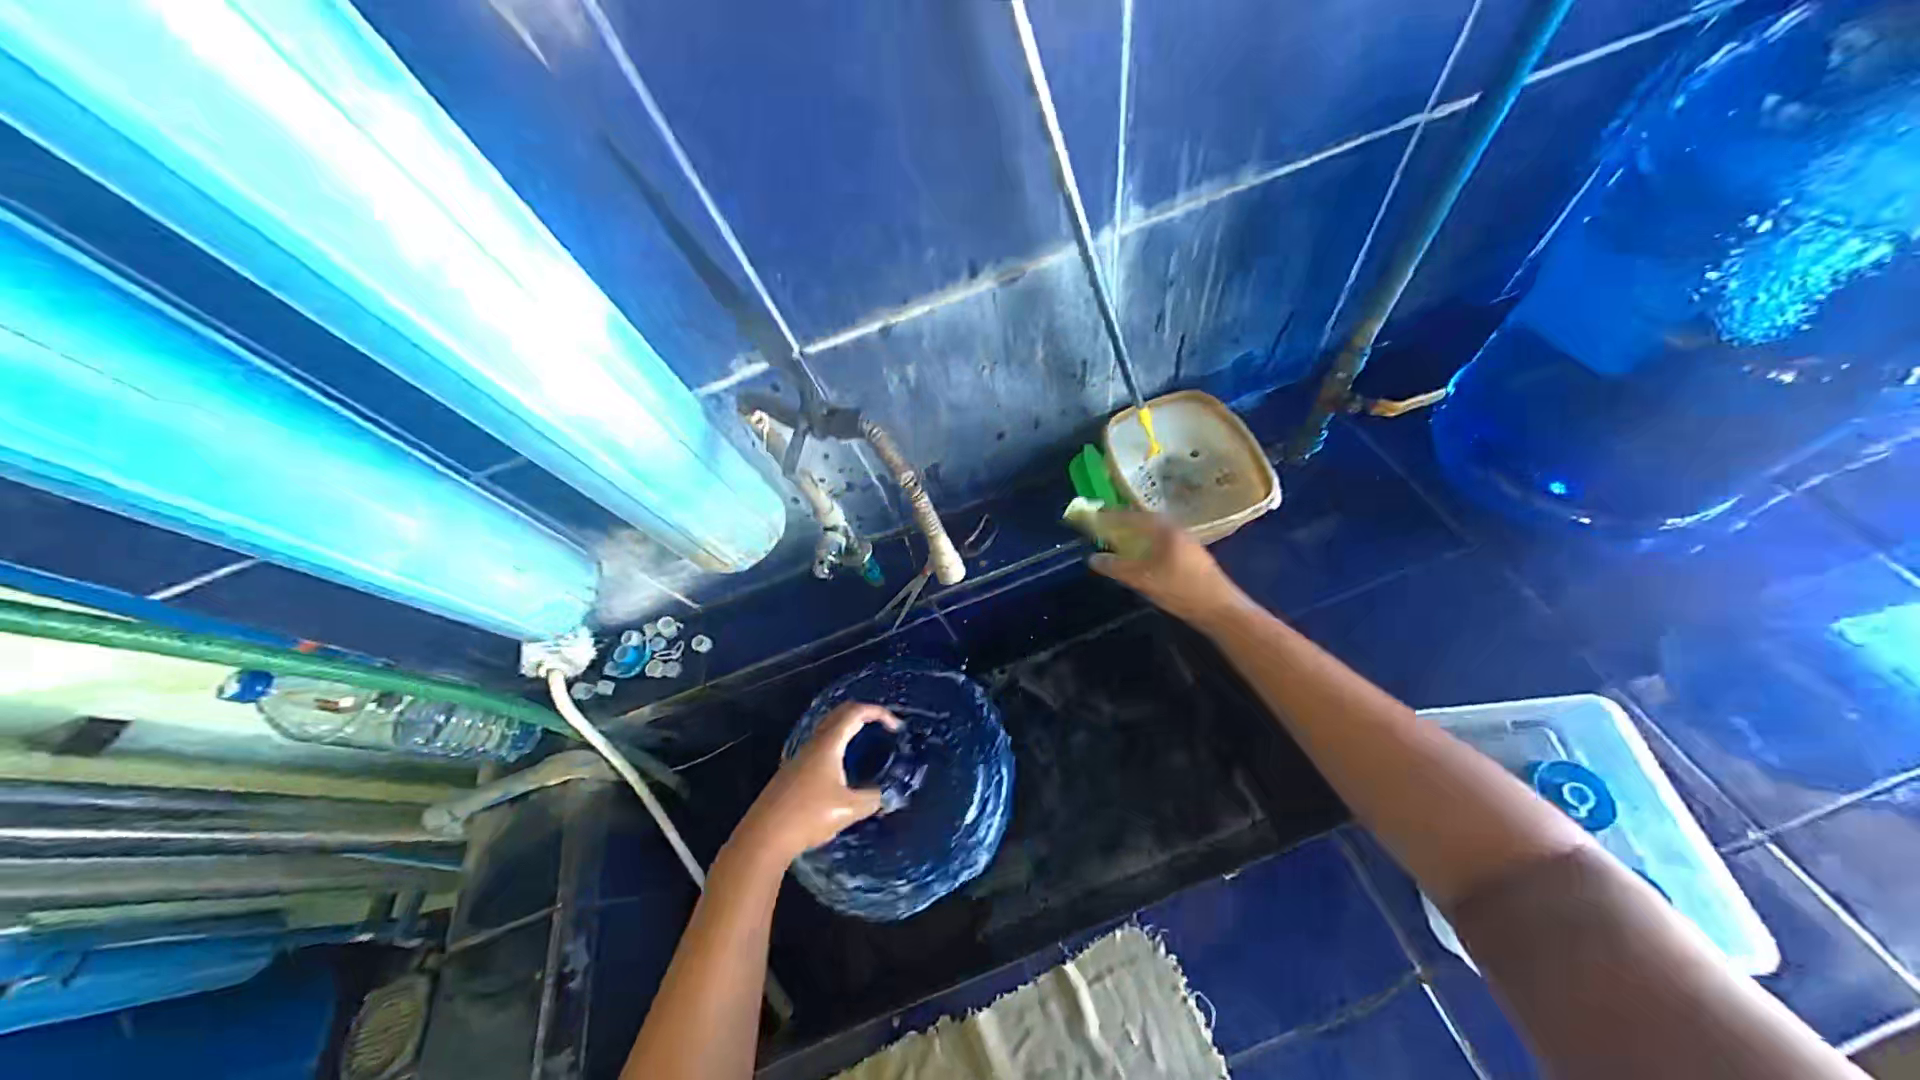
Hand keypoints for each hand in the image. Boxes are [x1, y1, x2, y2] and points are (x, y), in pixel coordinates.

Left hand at [731, 702, 900, 863]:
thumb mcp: (849, 809)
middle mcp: (813, 744)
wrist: (764, 837)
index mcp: (828, 744)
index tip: (897, 726)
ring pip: (828, 729)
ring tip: (867, 741)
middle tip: (883, 725)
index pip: (855, 712)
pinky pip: (821, 745)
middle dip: (864, 713)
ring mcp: (800, 757)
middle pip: (840, 714)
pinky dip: (838, 743)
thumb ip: (872, 799)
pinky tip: (843, 766)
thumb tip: (886, 796)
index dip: (879, 712)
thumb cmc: (808, 816)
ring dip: (849, 728)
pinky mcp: (793, 772)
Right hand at [1088, 510, 1250, 626]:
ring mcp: (1188, 544)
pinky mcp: (1193, 558)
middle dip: (1125, 525)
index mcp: (1166, 529)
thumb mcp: (1143, 580)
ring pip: (1156, 534)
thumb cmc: (1181, 590)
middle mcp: (1178, 530)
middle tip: (1106, 529)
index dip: (1112, 517)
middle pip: (1146, 522)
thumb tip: (1093, 559)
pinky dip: (1148, 547)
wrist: (1221, 610)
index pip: (1133, 516)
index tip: (1096, 517)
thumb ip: (1116, 568)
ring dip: (1137, 537)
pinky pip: (1164, 544)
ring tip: (1120, 544)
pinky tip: (1142, 559)